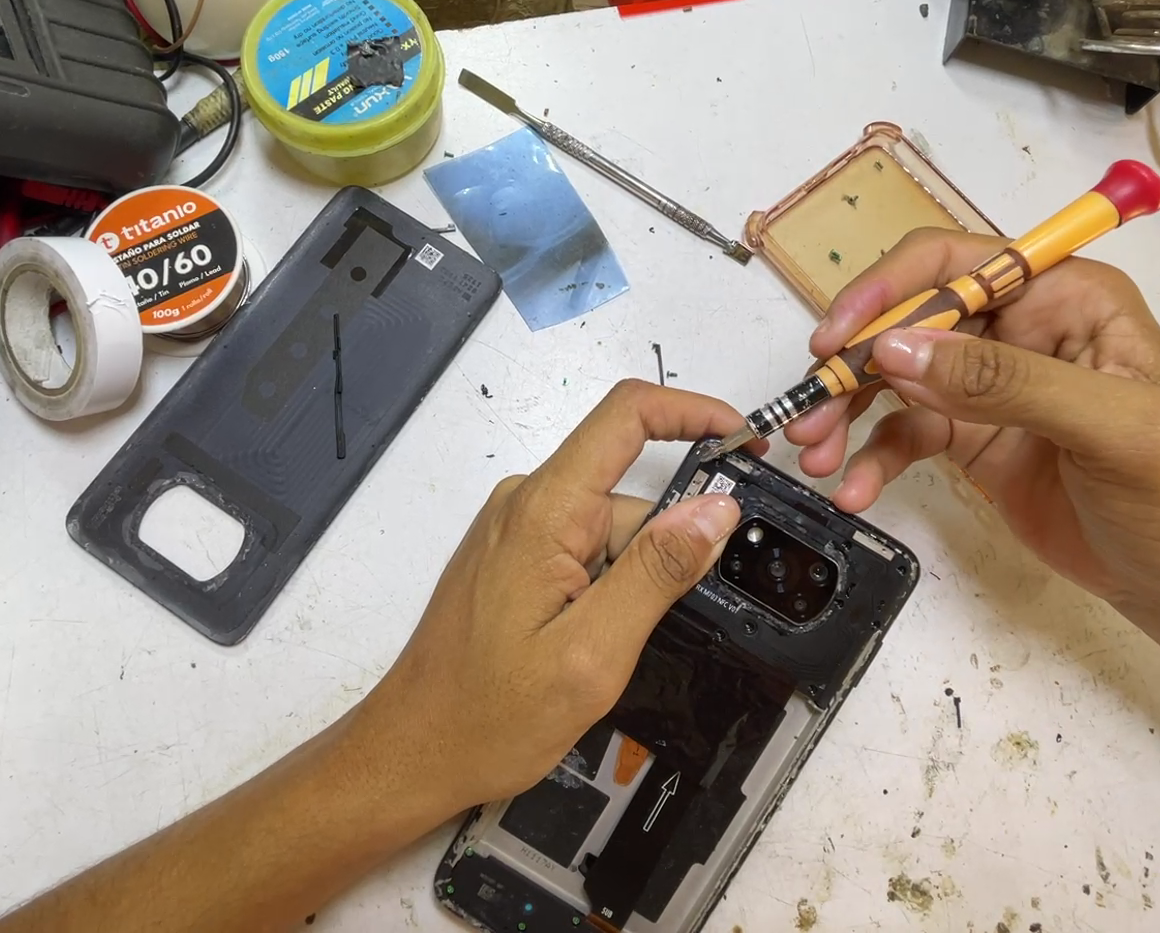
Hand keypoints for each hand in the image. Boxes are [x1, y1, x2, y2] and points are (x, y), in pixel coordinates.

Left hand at [353, 380, 745, 811]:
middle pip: (628, 491)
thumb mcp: (593, 652)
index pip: (626, 416)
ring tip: (606, 648)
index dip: (693, 412)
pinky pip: (586, 546)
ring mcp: (519, 527)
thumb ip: (657, 572)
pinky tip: (588, 639)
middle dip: (667, 545)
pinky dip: (609, 584)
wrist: (414, 748)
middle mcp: (528, 501)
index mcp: (544, 508)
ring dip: (632, 580)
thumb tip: (718, 507)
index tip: (745, 442)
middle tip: (662, 619)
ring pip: (612, 526)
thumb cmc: (491, 713)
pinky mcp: (517, 553)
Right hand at [784, 228, 1159, 616]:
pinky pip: (900, 433)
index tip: (833, 341)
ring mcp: (982, 385)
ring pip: (889, 379)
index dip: (883, 292)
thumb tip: (891, 351)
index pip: (952, 264)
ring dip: (845, 414)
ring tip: (815, 456)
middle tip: (809, 418)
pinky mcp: (963, 435)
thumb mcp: (1110, 428)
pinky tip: (855, 491)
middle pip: (904, 325)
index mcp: (1060, 297)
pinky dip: (870, 459)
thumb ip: (1002, 381)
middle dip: (849, 369)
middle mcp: (1013, 328)